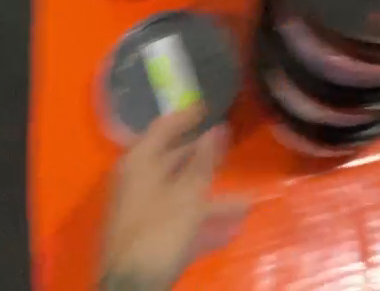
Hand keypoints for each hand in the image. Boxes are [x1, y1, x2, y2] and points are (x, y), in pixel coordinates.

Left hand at [100, 107, 246, 290]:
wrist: (132, 288)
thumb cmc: (160, 230)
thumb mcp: (188, 193)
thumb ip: (204, 160)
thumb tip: (218, 128)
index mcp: (140, 161)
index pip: (164, 127)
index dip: (188, 116)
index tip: (209, 107)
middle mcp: (137, 181)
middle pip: (173, 161)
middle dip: (205, 159)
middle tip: (228, 149)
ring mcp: (141, 211)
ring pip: (181, 194)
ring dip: (213, 197)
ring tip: (246, 202)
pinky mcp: (148, 237)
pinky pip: (180, 220)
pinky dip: (203, 221)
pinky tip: (232, 229)